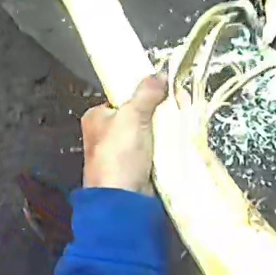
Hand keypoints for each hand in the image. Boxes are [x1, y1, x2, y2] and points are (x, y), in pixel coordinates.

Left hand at [81, 75, 167, 193]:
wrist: (122, 200)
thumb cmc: (118, 154)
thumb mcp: (132, 115)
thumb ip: (145, 93)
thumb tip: (158, 74)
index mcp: (96, 117)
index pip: (120, 98)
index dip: (140, 93)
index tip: (162, 90)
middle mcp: (104, 134)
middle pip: (135, 116)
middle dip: (155, 113)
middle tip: (175, 107)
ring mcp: (120, 153)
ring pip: (147, 134)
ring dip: (162, 131)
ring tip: (180, 123)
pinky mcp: (135, 168)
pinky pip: (153, 151)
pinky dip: (164, 148)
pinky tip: (176, 143)